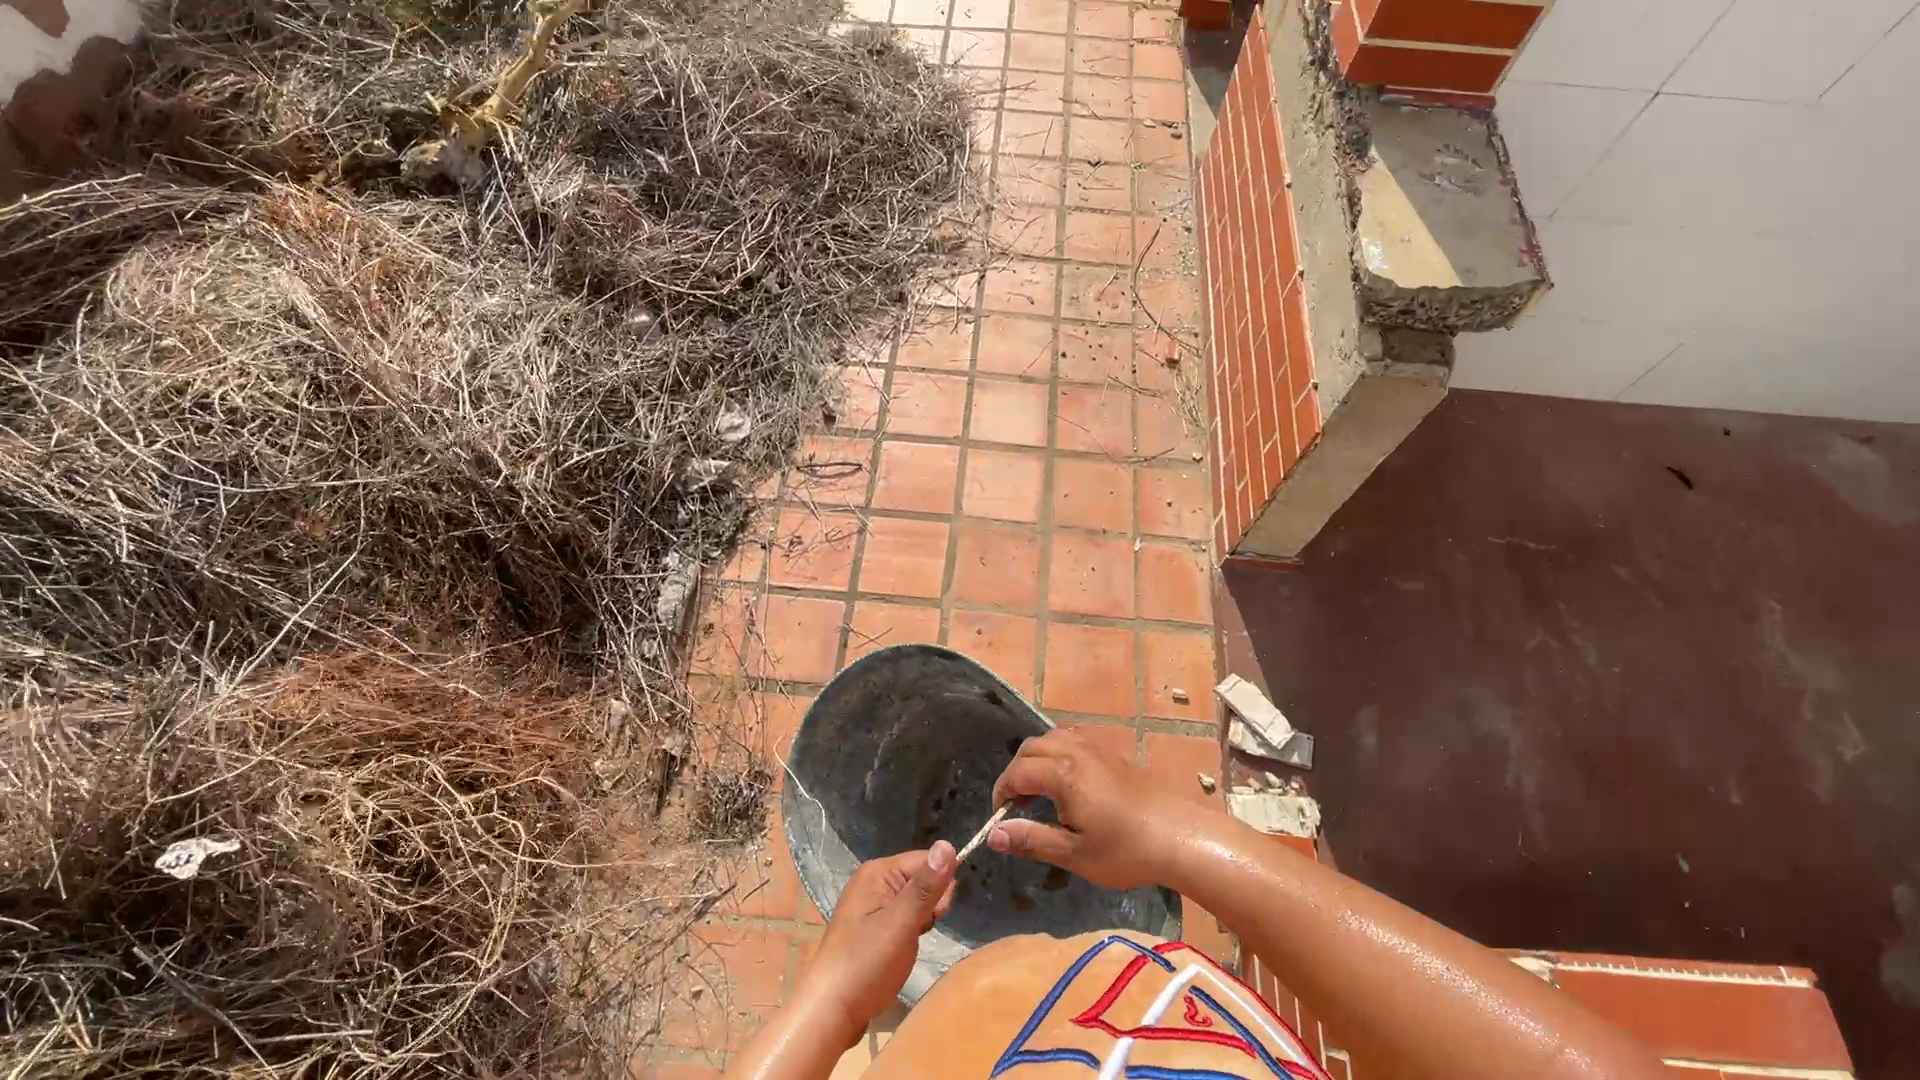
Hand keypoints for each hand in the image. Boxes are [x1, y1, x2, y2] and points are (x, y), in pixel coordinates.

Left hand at [794, 842, 956, 1042]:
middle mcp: (872, 881)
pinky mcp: (871, 926)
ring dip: (920, 921)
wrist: (831, 1010)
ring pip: (914, 901)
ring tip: (906, 944)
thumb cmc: (866, 964)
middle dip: (929, 906)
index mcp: (877, 872)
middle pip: (920, 879)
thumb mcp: (901, 923)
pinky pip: (903, 916)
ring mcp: (870, 905)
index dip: (939, 887)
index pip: (926, 860)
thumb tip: (948, 844)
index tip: (935, 916)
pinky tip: (900, 949)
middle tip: (916, 933)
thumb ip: (926, 886)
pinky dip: (909, 931)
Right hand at [988, 727, 1213, 889]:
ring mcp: (1098, 748)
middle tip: (1017, 804)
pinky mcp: (1113, 753)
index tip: (1001, 817)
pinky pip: (1073, 739)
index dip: (1002, 793)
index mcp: (1063, 774)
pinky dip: (1058, 752)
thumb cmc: (1125, 850)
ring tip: (1039, 791)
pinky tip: (1067, 781)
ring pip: (1052, 738)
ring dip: (1036, 758)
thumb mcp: (1073, 854)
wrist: (1179, 837)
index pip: (1017, 773)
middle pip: (1031, 747)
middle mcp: (1077, 751)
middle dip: (1016, 772)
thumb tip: (994, 835)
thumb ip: (1031, 840)